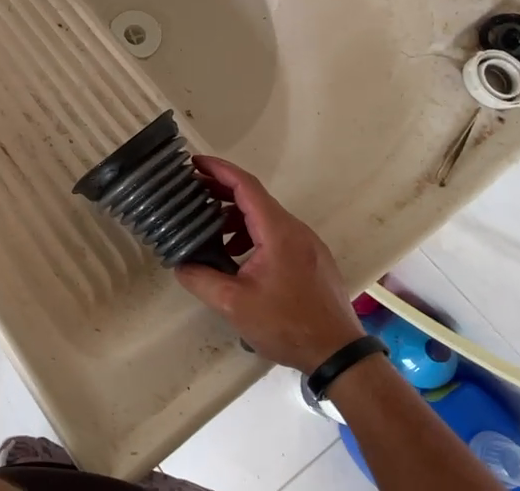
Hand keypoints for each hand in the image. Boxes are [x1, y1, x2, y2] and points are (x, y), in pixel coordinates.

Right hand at [174, 156, 364, 373]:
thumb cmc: (288, 325)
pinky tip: (237, 255)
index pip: (246, 186)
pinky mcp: (312, 260)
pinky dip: (252, 232)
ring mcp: (308, 245)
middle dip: (222, 190)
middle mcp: (296, 230)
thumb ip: (201, 279)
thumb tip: (179, 264)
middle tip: (192, 192)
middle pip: (255, 198)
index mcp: (278, 232)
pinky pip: (278, 233)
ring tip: (209, 228)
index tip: (193, 162)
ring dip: (236, 215)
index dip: (218, 169)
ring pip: (266, 217)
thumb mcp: (234, 305)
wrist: (340, 356)